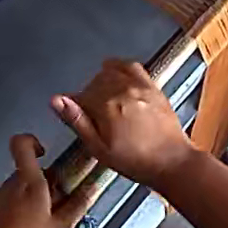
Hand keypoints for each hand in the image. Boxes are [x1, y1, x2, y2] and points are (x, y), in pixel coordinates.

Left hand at [0, 134, 100, 227]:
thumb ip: (78, 204)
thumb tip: (93, 186)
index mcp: (28, 182)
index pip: (22, 144)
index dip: (32, 141)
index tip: (43, 152)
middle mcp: (7, 185)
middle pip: (24, 174)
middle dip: (39, 185)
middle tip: (52, 207)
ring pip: (13, 191)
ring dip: (25, 202)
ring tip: (35, 227)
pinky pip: (1, 206)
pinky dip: (10, 214)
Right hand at [52, 59, 202, 189]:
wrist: (172, 161)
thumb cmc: (133, 160)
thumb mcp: (99, 148)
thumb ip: (77, 121)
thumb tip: (56, 100)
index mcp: (105, 106)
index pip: (79, 97)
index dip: (75, 108)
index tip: (79, 120)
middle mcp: (121, 90)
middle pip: (93, 83)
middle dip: (89, 97)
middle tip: (94, 116)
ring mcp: (138, 86)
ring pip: (109, 73)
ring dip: (101, 83)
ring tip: (104, 101)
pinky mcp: (151, 86)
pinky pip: (131, 66)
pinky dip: (119, 67)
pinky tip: (116, 75)